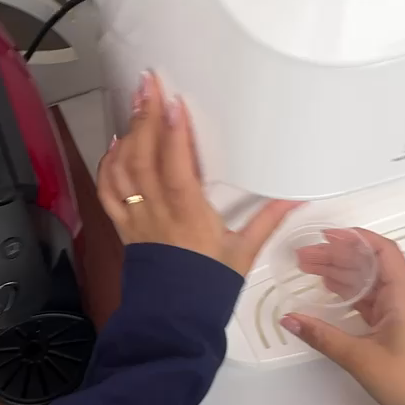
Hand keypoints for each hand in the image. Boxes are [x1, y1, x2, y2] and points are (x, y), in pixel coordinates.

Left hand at [96, 71, 298, 275]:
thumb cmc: (207, 287)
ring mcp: (136, 219)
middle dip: (144, 118)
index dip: (173, 136)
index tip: (174, 104)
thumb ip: (267, 220)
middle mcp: (157, 214)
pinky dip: (108, 165)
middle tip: (148, 85)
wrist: (173, 318)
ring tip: (135, 102)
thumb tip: (296, 197)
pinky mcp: (124, 226)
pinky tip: (116, 144)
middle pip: (144, 159)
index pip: (177, 170)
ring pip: (122, 170)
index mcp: (189, 218)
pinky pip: (108, 191)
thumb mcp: (243, 252)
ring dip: (127, 133)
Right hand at [280, 229, 404, 404]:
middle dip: (337, 256)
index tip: (327, 235)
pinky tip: (328, 290)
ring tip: (308, 269)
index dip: (356, 238)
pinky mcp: (396, 327)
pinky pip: (370, 299)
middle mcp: (404, 298)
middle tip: (304, 256)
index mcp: (403, 296)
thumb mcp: (360, 357)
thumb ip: (322, 336)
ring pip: (368, 282)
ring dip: (340, 273)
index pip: (383, 252)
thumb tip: (289, 319)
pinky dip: (348, 292)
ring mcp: (400, 312)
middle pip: (370, 265)